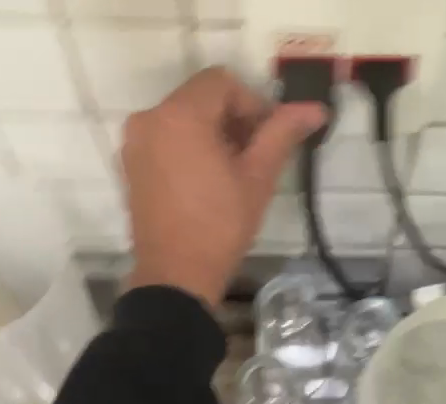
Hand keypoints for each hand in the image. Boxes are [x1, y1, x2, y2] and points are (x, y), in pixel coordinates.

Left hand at [121, 67, 326, 311]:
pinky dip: (188, 151)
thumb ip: (282, 135)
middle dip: (231, 122)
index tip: (267, 140)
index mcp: (179, 115)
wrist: (175, 278)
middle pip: (200, 100)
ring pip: (182, 121)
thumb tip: (315, 110)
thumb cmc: (220, 229)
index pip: (222, 83)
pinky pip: (165, 142)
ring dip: (211, 137)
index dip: (252, 105)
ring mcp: (135, 144)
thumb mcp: (257, 179)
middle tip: (254, 160)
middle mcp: (149, 119)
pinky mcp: (130, 168)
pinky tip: (206, 185)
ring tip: (231, 176)